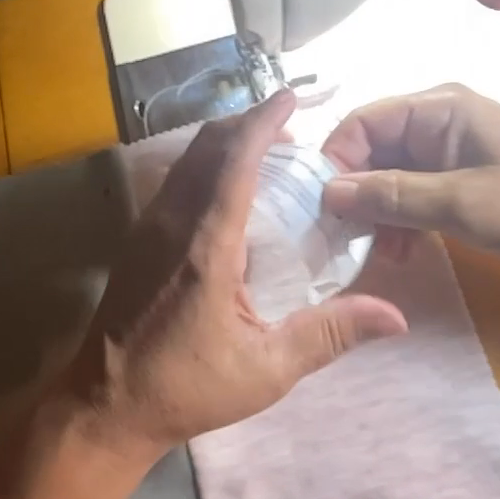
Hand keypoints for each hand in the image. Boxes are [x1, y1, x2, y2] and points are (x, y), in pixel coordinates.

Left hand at [0, 93, 408, 498]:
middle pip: (209, 145)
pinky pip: (176, 178)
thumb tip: (395, 316)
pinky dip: (206, 162)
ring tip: (266, 150)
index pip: (236, 160)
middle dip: (248, 123)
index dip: (264, 121)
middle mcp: (172, 220)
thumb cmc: (185, 386)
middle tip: (290, 127)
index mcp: (206, 244)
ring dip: (225, 140)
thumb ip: (330, 335)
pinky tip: (229, 186)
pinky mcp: (138, 234)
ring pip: (188, 157)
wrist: (104, 402)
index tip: (291, 97)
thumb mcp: (266, 369)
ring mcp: (148, 223)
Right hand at [319, 84, 499, 281]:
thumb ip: (391, 195)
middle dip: (358, 193)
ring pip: (391, 176)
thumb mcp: (461, 203)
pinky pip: (416, 193)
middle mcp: (438, 122)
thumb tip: (327, 192)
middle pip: (373, 150)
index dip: (337, 161)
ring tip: (380, 253)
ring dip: (379, 212)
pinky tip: (402, 250)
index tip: (325, 208)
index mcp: (437, 109)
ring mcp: (452, 152)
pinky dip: (403, 220)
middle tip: (347, 239)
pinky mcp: (465, 181)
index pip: (362, 123)